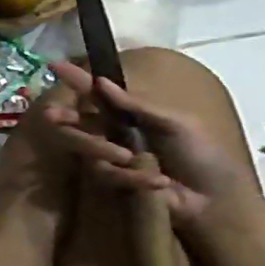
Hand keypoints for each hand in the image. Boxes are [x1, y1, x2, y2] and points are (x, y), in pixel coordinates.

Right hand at [36, 61, 259, 223]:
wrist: (215, 200)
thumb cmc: (202, 155)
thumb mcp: (174, 122)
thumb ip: (137, 105)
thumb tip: (102, 82)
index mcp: (133, 112)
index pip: (100, 92)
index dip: (78, 78)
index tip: (55, 65)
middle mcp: (118, 131)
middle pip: (83, 120)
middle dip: (67, 117)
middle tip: (50, 115)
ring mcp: (115, 157)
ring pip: (89, 147)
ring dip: (104, 150)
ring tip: (131, 157)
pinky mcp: (117, 182)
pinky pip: (109, 173)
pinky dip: (134, 176)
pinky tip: (159, 182)